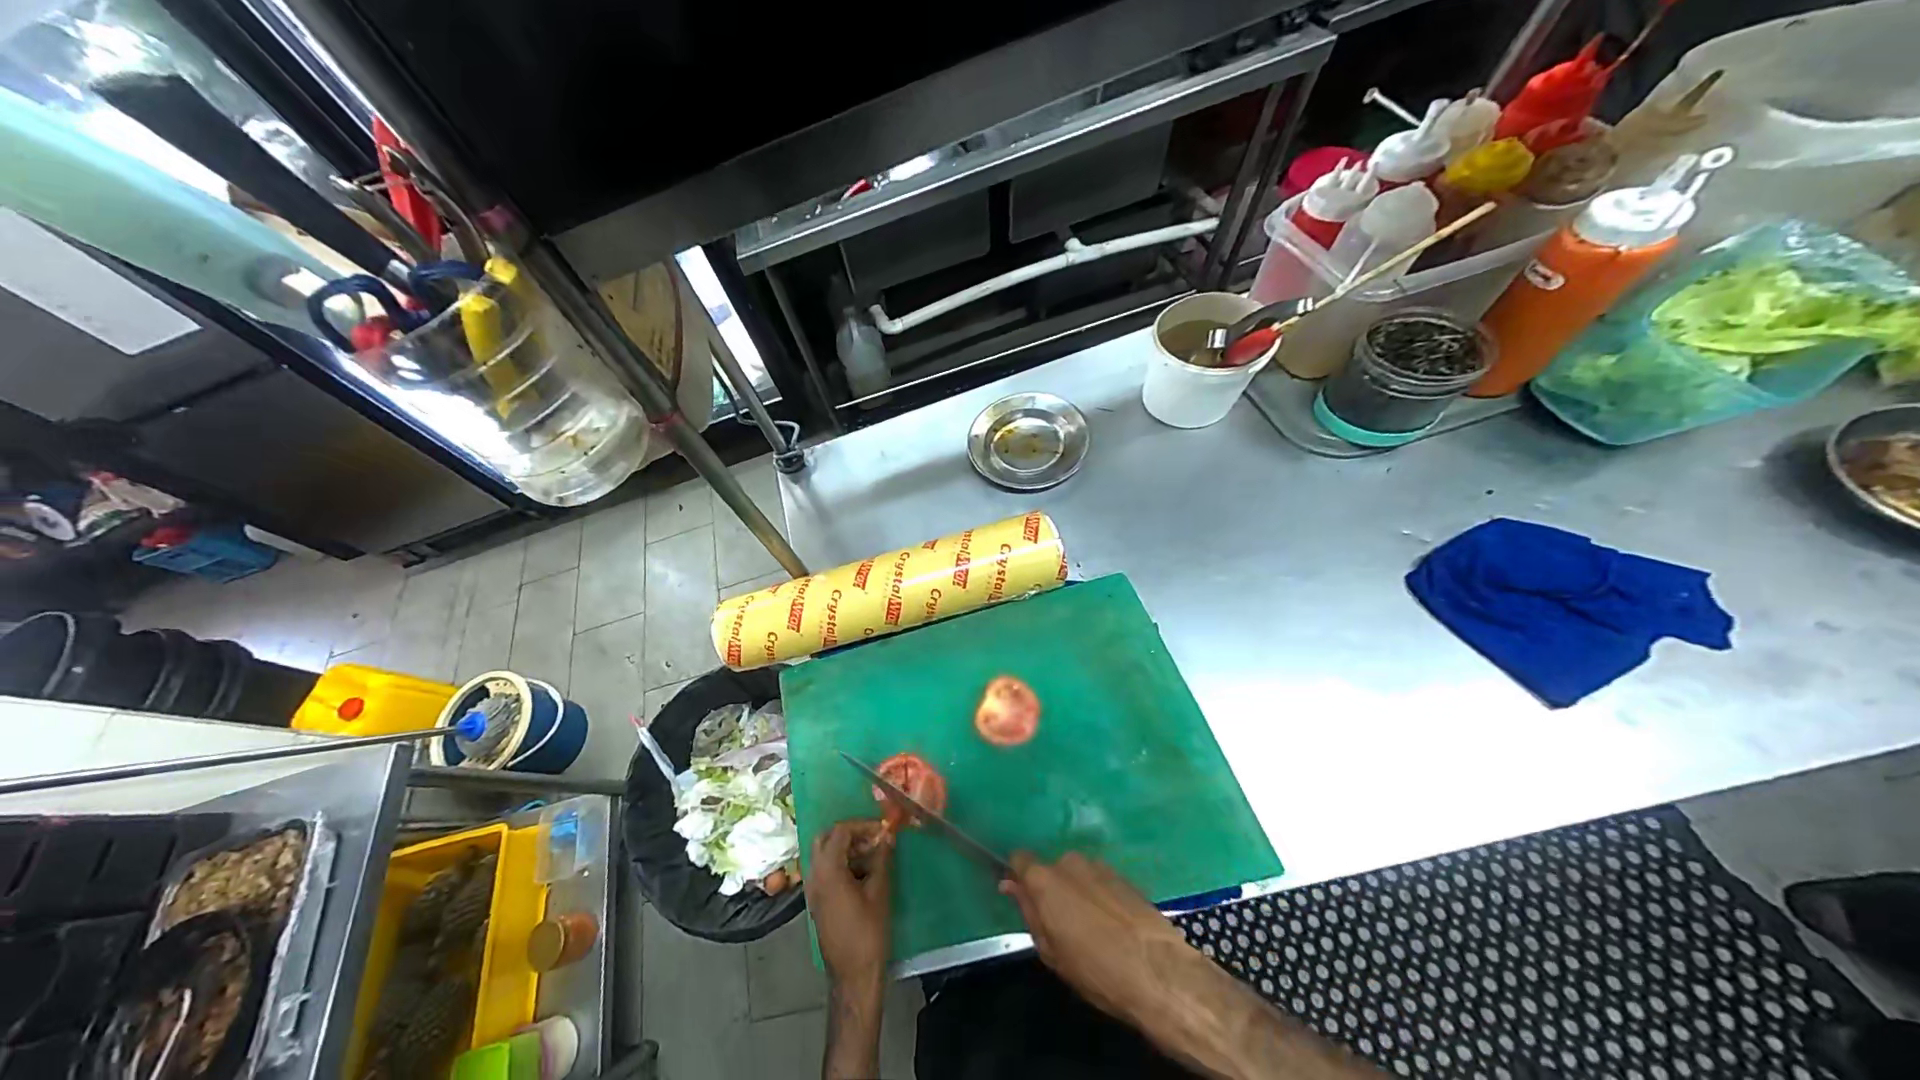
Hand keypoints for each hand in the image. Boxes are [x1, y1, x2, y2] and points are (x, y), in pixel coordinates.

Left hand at [807, 820, 893, 1078]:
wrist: (853, 975)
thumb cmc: (868, 932)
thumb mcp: (879, 891)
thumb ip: (882, 858)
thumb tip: (887, 836)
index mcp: (827, 870)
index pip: (840, 831)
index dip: (862, 825)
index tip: (883, 830)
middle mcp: (813, 876)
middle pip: (826, 839)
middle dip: (850, 834)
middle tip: (874, 839)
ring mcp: (812, 890)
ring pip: (824, 855)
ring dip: (846, 849)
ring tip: (874, 855)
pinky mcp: (817, 902)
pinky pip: (825, 871)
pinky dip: (842, 864)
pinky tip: (864, 874)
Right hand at [997, 851, 1189, 1022]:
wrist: (1157, 971)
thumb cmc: (1094, 969)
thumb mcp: (1050, 950)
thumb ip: (1027, 911)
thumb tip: (1010, 884)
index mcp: (1045, 878)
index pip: (1019, 859)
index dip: (1017, 876)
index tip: (1020, 896)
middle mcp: (1070, 862)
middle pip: (1050, 869)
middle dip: (1050, 889)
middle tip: (1058, 923)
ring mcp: (1100, 866)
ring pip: (1076, 875)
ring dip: (1076, 892)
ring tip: (1088, 927)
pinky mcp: (1124, 876)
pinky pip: (1098, 881)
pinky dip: (1098, 895)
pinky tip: (1109, 924)